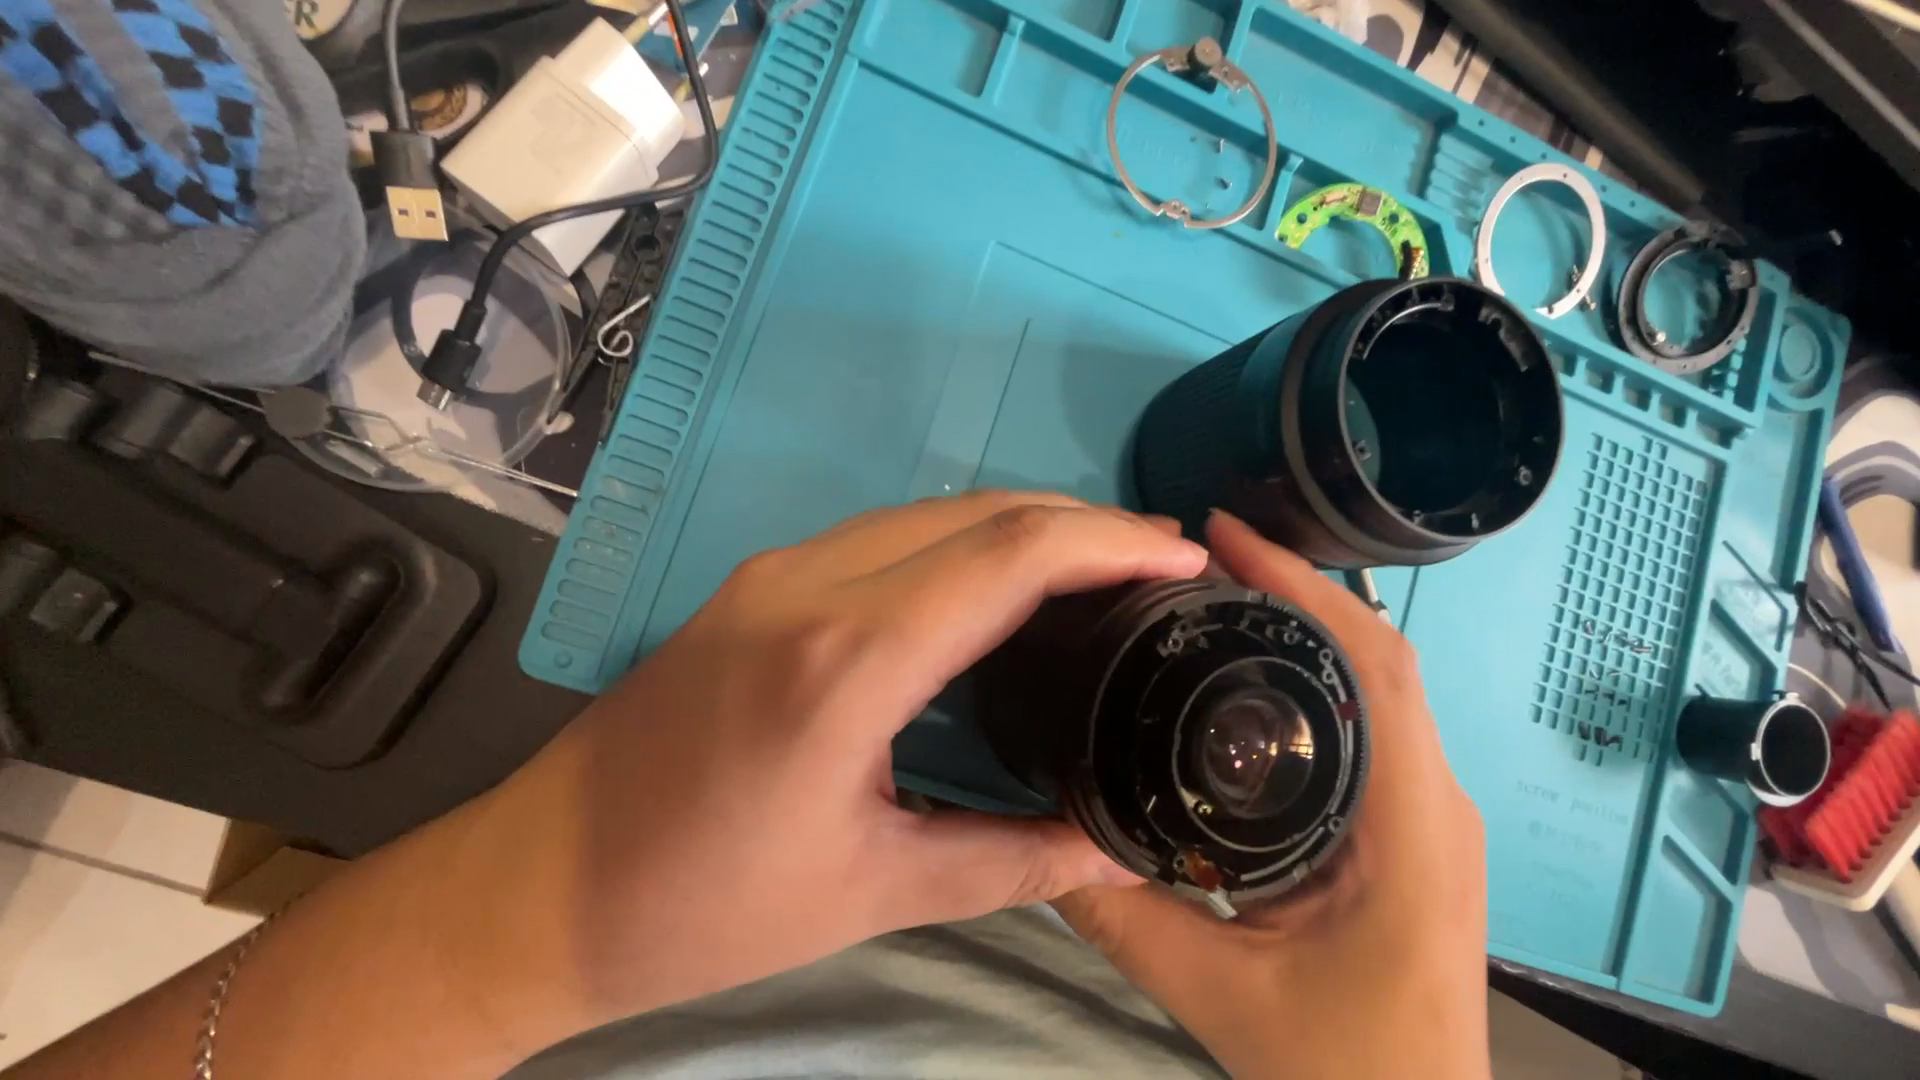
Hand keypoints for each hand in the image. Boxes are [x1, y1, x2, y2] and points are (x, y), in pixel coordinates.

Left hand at [435, 492, 1208, 1053]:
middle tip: (1155, 563)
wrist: (537, 885)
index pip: (1008, 556)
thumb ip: (1009, 862)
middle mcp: (813, 583)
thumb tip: (1115, 849)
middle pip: (976, 512)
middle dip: (1078, 523)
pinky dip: (961, 543)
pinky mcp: (757, 583)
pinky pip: (885, 536)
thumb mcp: (870, 891)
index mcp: (848, 659)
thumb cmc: (701, 903)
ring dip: (1019, 526)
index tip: (1181, 556)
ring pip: (930, 512)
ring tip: (1096, 569)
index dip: (1109, 542)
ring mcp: (777, 571)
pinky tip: (995, 585)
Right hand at [1053, 512, 1489, 1079]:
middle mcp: (1432, 797)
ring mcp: (1426, 810)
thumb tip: (1040, 831)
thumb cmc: (1343, 1066)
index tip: (1223, 536)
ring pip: (1371, 685)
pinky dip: (1309, 676)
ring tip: (1213, 595)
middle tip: (1196, 558)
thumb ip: (1120, 915)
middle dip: (1291, 589)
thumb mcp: (1216, 991)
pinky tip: (1245, 676)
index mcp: (1409, 821)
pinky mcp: (1405, 826)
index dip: (1302, 586)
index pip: (1373, 665)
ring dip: (1301, 626)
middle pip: (1373, 656)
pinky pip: (1362, 723)